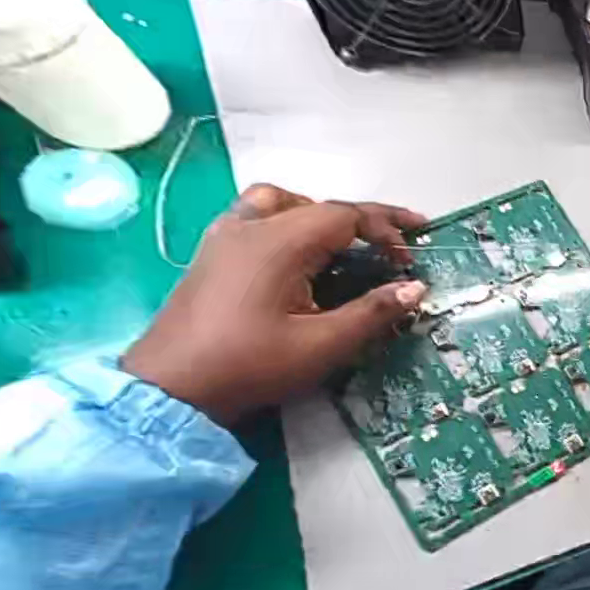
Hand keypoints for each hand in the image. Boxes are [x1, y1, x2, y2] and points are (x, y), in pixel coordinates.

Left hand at [122, 184, 427, 424]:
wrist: (173, 387)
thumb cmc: (251, 366)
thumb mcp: (322, 345)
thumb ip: (372, 313)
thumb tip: (415, 288)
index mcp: (279, 242)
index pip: (344, 215)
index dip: (386, 227)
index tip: (413, 252)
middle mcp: (251, 226)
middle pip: (317, 205)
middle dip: (362, 222)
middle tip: (393, 247)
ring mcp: (226, 235)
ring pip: (282, 202)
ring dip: (321, 215)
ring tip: (344, 243)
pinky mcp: (213, 251)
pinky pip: (257, 215)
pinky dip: (289, 221)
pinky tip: (297, 253)